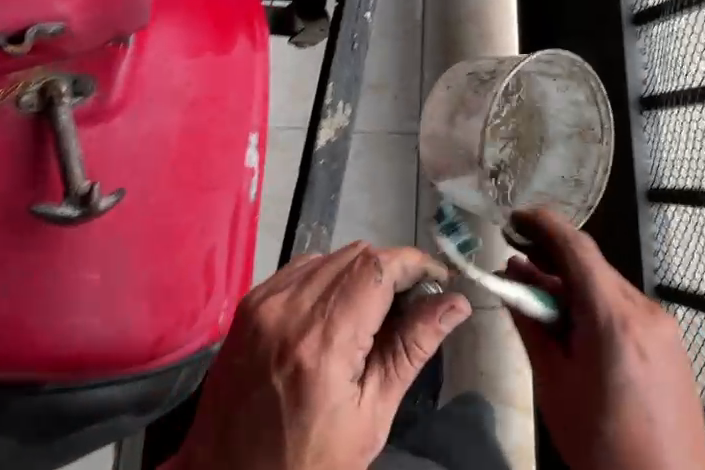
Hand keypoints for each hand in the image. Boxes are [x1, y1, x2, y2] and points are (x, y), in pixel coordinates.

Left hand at [170, 242, 472, 469]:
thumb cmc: (305, 463)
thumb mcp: (370, 417)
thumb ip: (411, 350)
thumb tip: (455, 304)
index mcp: (321, 342)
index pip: (378, 267)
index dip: (415, 265)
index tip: (437, 282)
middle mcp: (288, 310)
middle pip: (356, 255)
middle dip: (391, 271)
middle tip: (410, 307)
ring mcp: (263, 303)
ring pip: (330, 257)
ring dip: (360, 273)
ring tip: (373, 315)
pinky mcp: (249, 304)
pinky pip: (301, 269)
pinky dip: (328, 279)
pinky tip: (336, 314)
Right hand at [501, 208, 704, 469]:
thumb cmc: (602, 445)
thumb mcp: (555, 385)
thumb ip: (533, 327)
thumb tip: (511, 283)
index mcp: (614, 318)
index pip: (576, 248)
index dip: (543, 225)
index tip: (514, 217)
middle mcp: (645, 310)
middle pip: (592, 266)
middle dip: (552, 260)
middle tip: (515, 265)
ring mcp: (663, 325)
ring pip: (608, 286)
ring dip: (572, 284)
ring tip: (538, 298)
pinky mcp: (671, 343)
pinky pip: (625, 307)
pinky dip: (595, 304)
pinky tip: (574, 324)